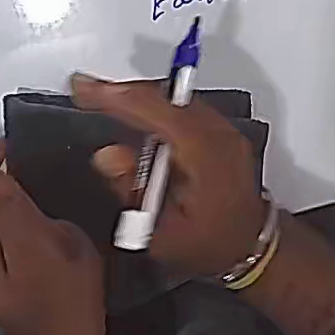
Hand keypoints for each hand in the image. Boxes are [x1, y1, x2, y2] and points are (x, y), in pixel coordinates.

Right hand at [69, 74, 266, 276]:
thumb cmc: (209, 243)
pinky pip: (183, 106)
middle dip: (120, 91)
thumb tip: (107, 155)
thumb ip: (134, 191)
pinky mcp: (221, 130)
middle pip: (163, 97)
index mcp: (204, 153)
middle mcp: (217, 134)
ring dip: (136, 96)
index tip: (83, 89)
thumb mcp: (161, 232)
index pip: (156, 111)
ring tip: (100, 97)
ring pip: (173, 98)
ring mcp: (223, 129)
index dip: (116, 96)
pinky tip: (133, 109)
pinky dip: (154, 104)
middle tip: (85, 89)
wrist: (251, 245)